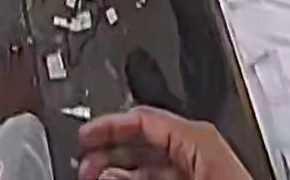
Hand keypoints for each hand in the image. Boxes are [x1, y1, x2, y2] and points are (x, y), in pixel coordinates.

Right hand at [77, 108, 251, 179]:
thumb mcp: (172, 179)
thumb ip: (136, 174)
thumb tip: (103, 171)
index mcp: (196, 136)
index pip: (142, 116)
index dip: (108, 125)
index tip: (85, 137)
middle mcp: (200, 146)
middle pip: (145, 138)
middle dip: (111, 150)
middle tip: (85, 163)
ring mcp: (204, 167)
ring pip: (153, 162)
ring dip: (123, 169)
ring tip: (96, 177)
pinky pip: (166, 175)